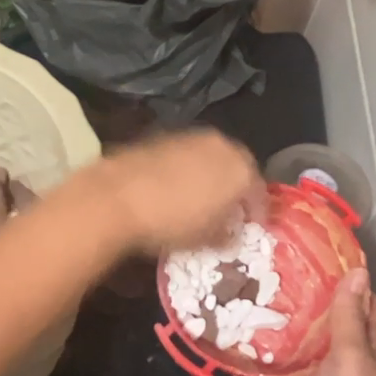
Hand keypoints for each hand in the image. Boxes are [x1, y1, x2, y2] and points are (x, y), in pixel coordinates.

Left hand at [60, 129, 263, 252]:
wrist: (116, 196)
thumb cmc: (171, 221)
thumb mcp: (206, 239)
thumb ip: (226, 234)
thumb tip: (230, 233)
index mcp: (241, 169)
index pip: (259, 191)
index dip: (256, 212)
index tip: (251, 227)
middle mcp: (220, 145)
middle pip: (236, 167)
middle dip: (234, 189)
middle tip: (228, 212)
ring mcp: (189, 137)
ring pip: (209, 158)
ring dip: (209, 177)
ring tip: (199, 201)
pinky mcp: (161, 136)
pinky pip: (184, 156)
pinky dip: (185, 170)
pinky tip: (173, 189)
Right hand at [239, 268, 375, 375]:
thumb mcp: (351, 355)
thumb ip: (349, 315)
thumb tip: (359, 271)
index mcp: (374, 349)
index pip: (370, 307)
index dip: (352, 285)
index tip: (321, 261)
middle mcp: (358, 365)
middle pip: (336, 330)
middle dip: (311, 309)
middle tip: (278, 284)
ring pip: (309, 358)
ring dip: (286, 344)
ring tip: (255, 317)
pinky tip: (240, 370)